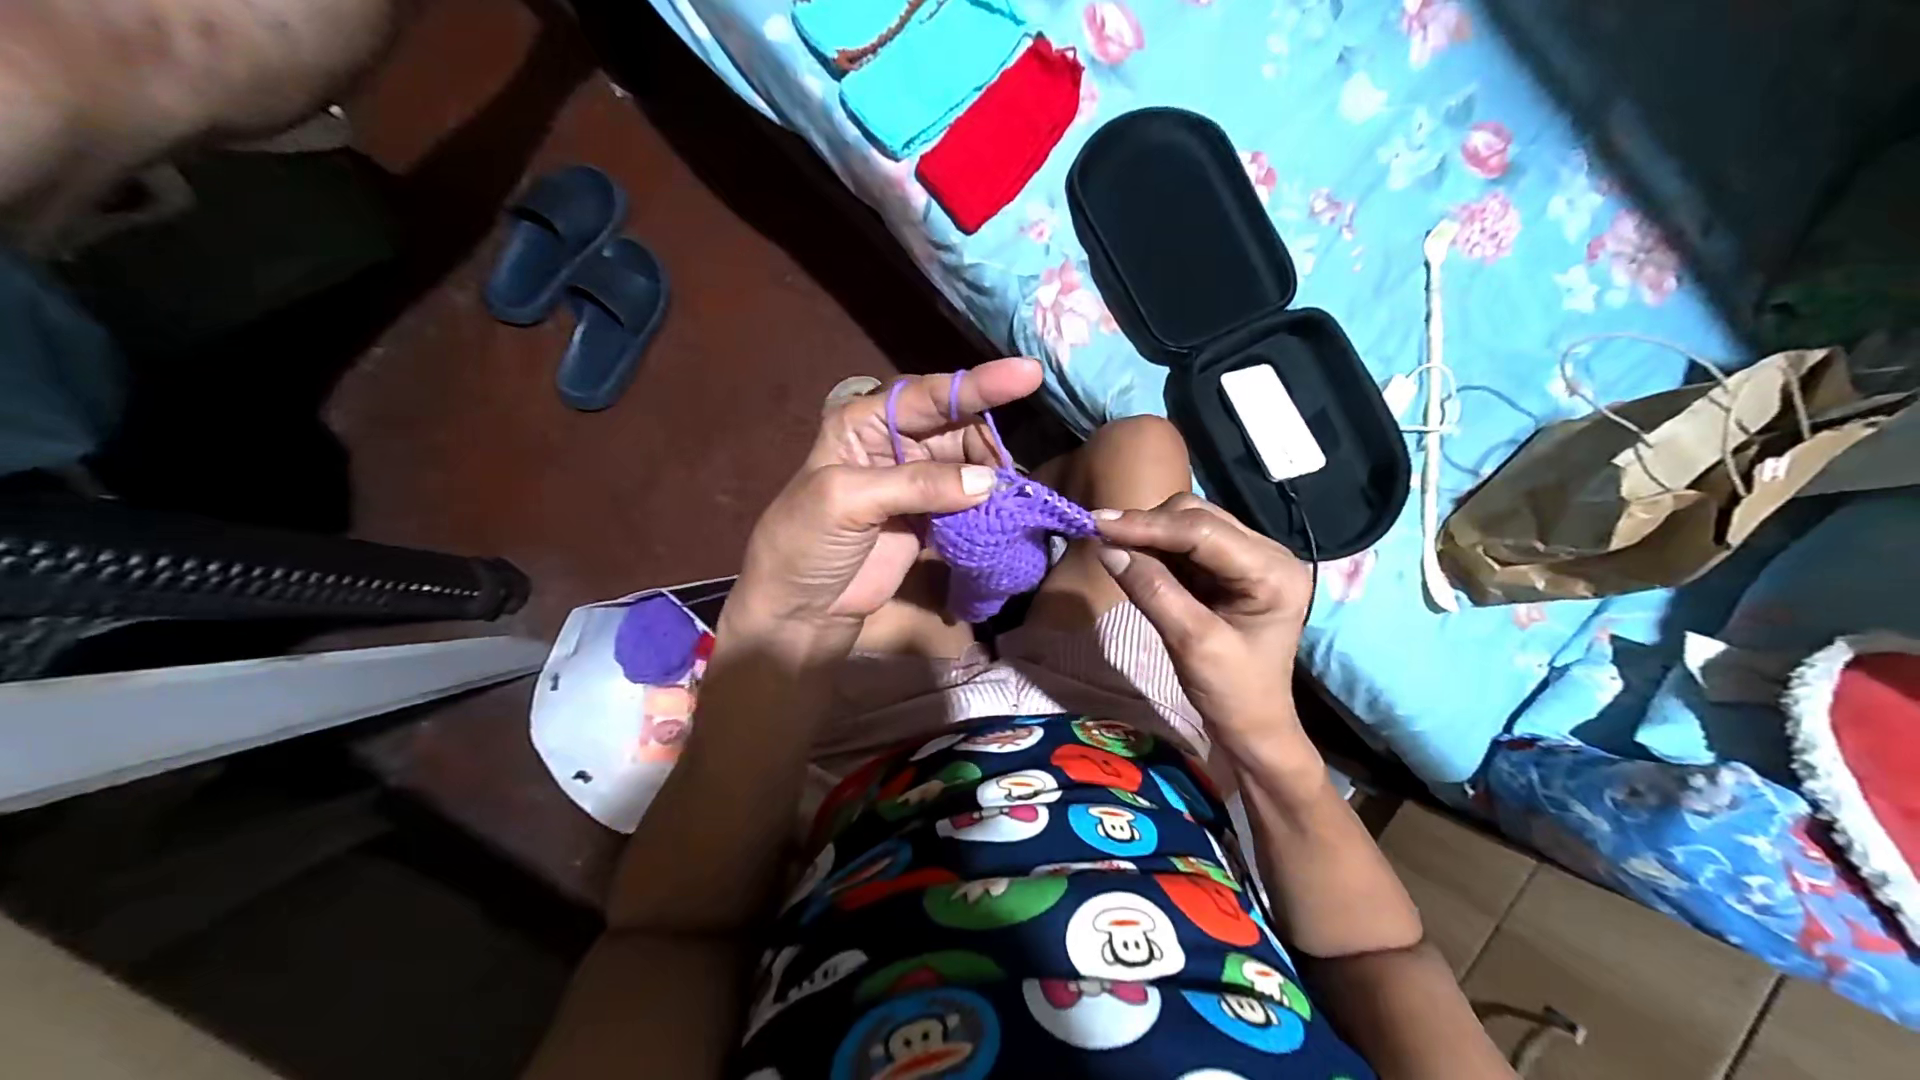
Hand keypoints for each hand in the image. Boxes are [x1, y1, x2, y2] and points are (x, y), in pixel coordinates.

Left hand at [725, 359, 1044, 656]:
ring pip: (967, 465)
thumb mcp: (848, 501)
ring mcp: (912, 484)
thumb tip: (988, 482)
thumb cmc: (804, 544)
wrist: (796, 613)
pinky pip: (967, 503)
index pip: (929, 395)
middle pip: (956, 428)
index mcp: (864, 424)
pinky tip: (1002, 514)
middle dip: (986, 444)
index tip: (1030, 374)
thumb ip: (917, 485)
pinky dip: (987, 507)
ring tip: (1008, 499)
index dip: (980, 384)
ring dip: (991, 479)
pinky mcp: (927, 521)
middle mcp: (892, 445)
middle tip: (1006, 477)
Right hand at [1093, 494, 1316, 763]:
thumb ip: (1152, 591)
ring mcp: (1247, 559)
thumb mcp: (1191, 643)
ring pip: (1188, 524)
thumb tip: (1106, 548)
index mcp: (1273, 572)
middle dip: (1148, 525)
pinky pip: (1184, 543)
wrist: (1252, 726)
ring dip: (1149, 533)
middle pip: (1197, 517)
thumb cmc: (1232, 692)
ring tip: (1114, 547)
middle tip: (1102, 539)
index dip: (1147, 525)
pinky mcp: (1227, 568)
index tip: (1098, 525)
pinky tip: (1133, 557)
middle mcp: (1266, 554)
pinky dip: (1155, 546)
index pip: (1202, 531)